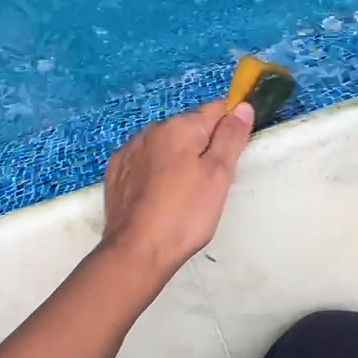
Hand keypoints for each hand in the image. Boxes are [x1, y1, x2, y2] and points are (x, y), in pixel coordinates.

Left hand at [100, 101, 254, 275]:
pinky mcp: (115, 171)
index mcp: (180, 126)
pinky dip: (153, 171)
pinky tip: (156, 197)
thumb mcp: (218, 175)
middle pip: (189, 128)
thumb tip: (243, 105)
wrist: (136, 251)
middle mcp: (152, 130)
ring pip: (165, 145)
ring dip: (176, 159)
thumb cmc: (185, 214)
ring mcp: (129, 150)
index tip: (231, 155)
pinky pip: (143, 161)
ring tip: (181, 194)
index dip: (229, 128)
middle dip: (202, 147)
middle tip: (208, 183)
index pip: (215, 110)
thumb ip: (231, 137)